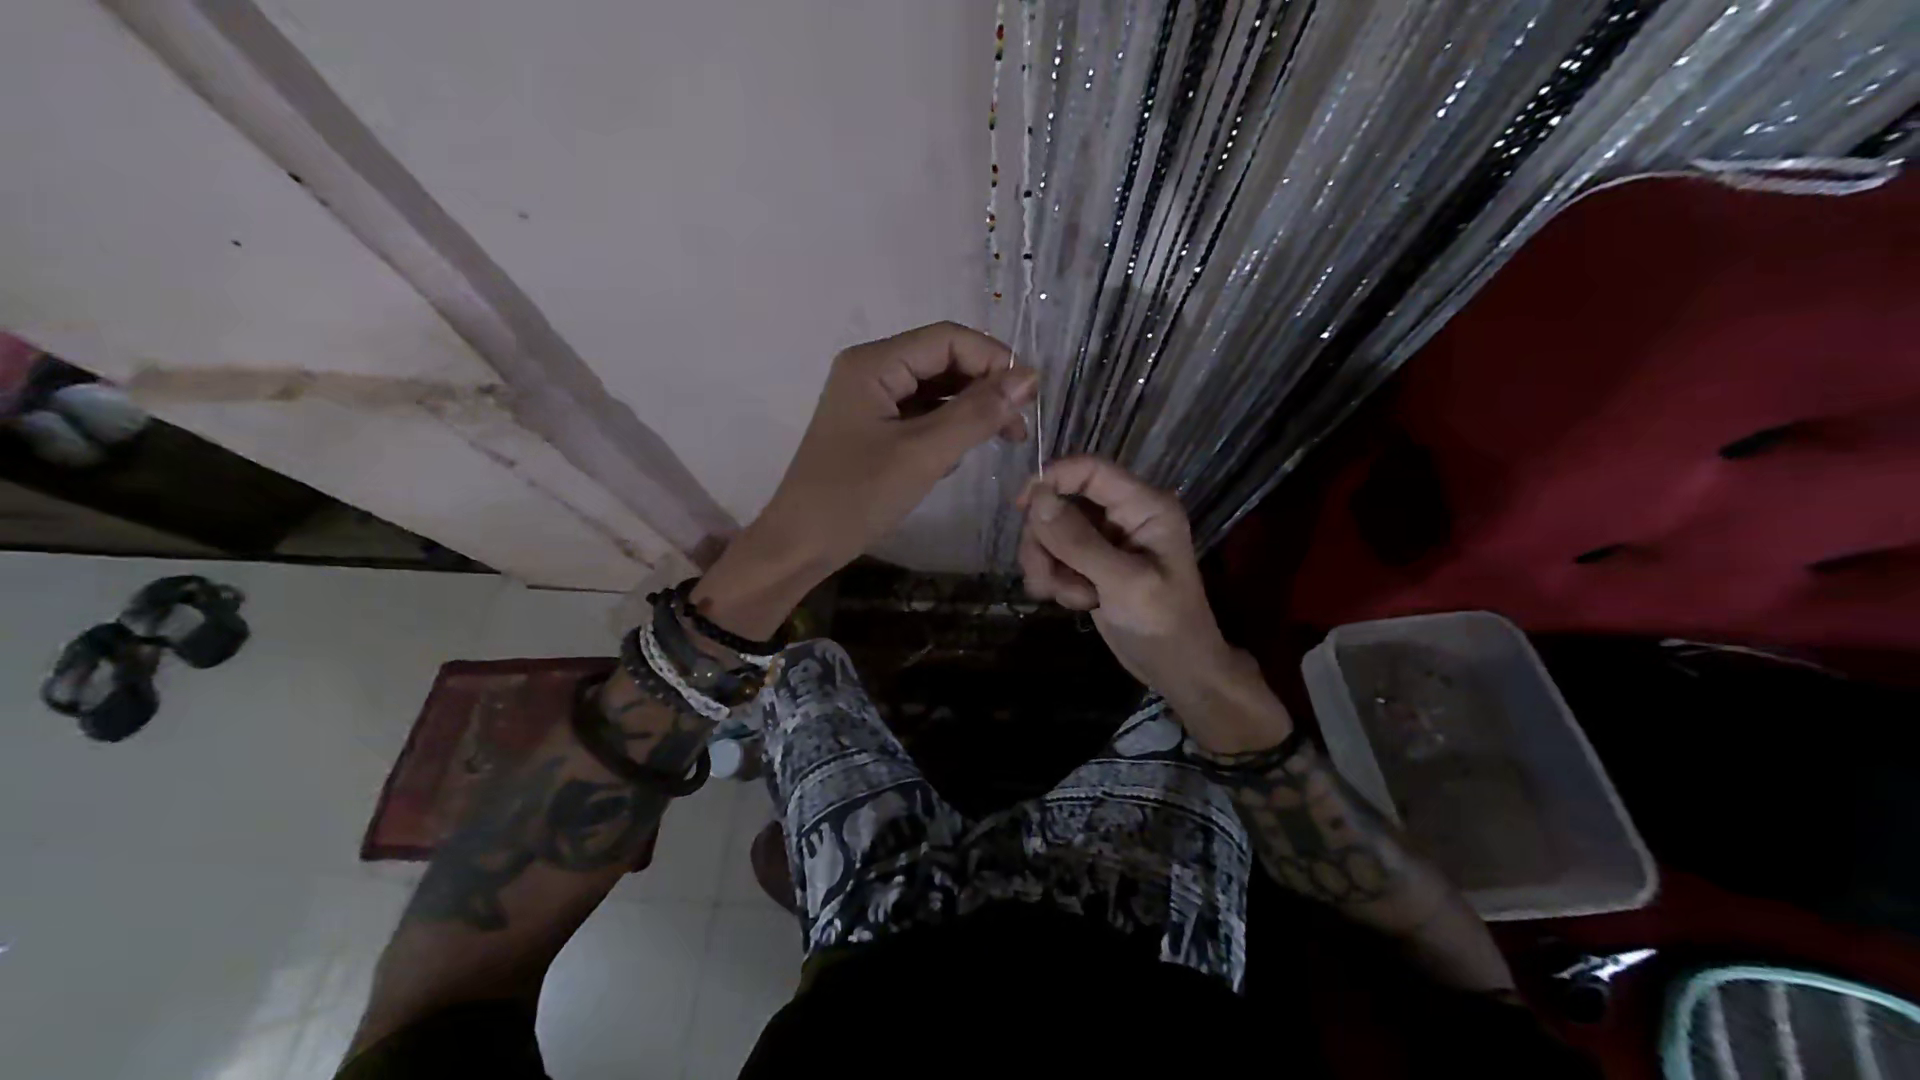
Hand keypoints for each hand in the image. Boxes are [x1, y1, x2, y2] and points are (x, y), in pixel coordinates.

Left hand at [757, 321, 1035, 568]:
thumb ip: (977, 413)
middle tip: (1018, 427)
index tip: (1029, 397)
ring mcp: (871, 400)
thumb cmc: (856, 497)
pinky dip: (947, 430)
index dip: (993, 360)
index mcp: (874, 363)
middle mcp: (872, 370)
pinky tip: (958, 457)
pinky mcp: (874, 427)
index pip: (948, 339)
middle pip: (943, 361)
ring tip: (1000, 441)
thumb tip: (1029, 377)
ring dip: (970, 410)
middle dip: (985, 388)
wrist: (801, 545)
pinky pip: (922, 414)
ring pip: (936, 389)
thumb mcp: (923, 454)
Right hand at [1017, 455, 1292, 752]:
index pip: (1090, 470)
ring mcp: (1104, 541)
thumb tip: (1037, 498)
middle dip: (1046, 542)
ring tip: (1070, 597)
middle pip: (1060, 504)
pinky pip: (1053, 558)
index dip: (1053, 478)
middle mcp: (1122, 516)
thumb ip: (1079, 541)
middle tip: (1047, 579)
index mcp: (1144, 506)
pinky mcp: (1090, 565)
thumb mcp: (1124, 582)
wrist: (1177, 670)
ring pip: (1050, 534)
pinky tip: (1077, 602)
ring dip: (1048, 567)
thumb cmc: (1164, 623)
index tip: (1021, 507)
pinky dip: (1055, 580)